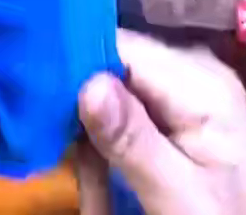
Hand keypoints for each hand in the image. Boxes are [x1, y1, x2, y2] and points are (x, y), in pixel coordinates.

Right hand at [76, 30, 245, 214]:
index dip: (77, 70)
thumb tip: (86, 79)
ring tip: (96, 204)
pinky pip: (128, 122)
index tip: (43, 107)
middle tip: (83, 188)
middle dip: (87, 124)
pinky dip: (111, 158)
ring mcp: (187, 96)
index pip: (120, 46)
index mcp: (202, 80)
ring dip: (95, 151)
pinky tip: (107, 198)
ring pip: (113, 99)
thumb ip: (134, 142)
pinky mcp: (180, 122)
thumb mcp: (183, 206)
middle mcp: (193, 72)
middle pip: (113, 71)